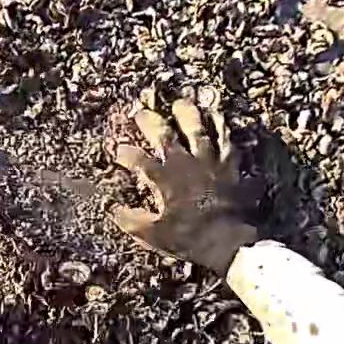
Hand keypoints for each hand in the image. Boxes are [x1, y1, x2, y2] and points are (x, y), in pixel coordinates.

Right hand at [109, 98, 260, 272]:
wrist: (230, 241)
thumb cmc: (189, 238)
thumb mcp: (153, 234)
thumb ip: (131, 220)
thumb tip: (113, 209)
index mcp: (164, 179)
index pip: (138, 160)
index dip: (125, 153)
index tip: (117, 150)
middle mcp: (185, 164)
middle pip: (165, 136)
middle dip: (150, 122)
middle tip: (140, 112)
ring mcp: (209, 161)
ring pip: (197, 130)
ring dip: (187, 115)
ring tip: (180, 103)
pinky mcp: (230, 165)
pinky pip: (226, 139)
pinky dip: (221, 127)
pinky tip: (217, 116)